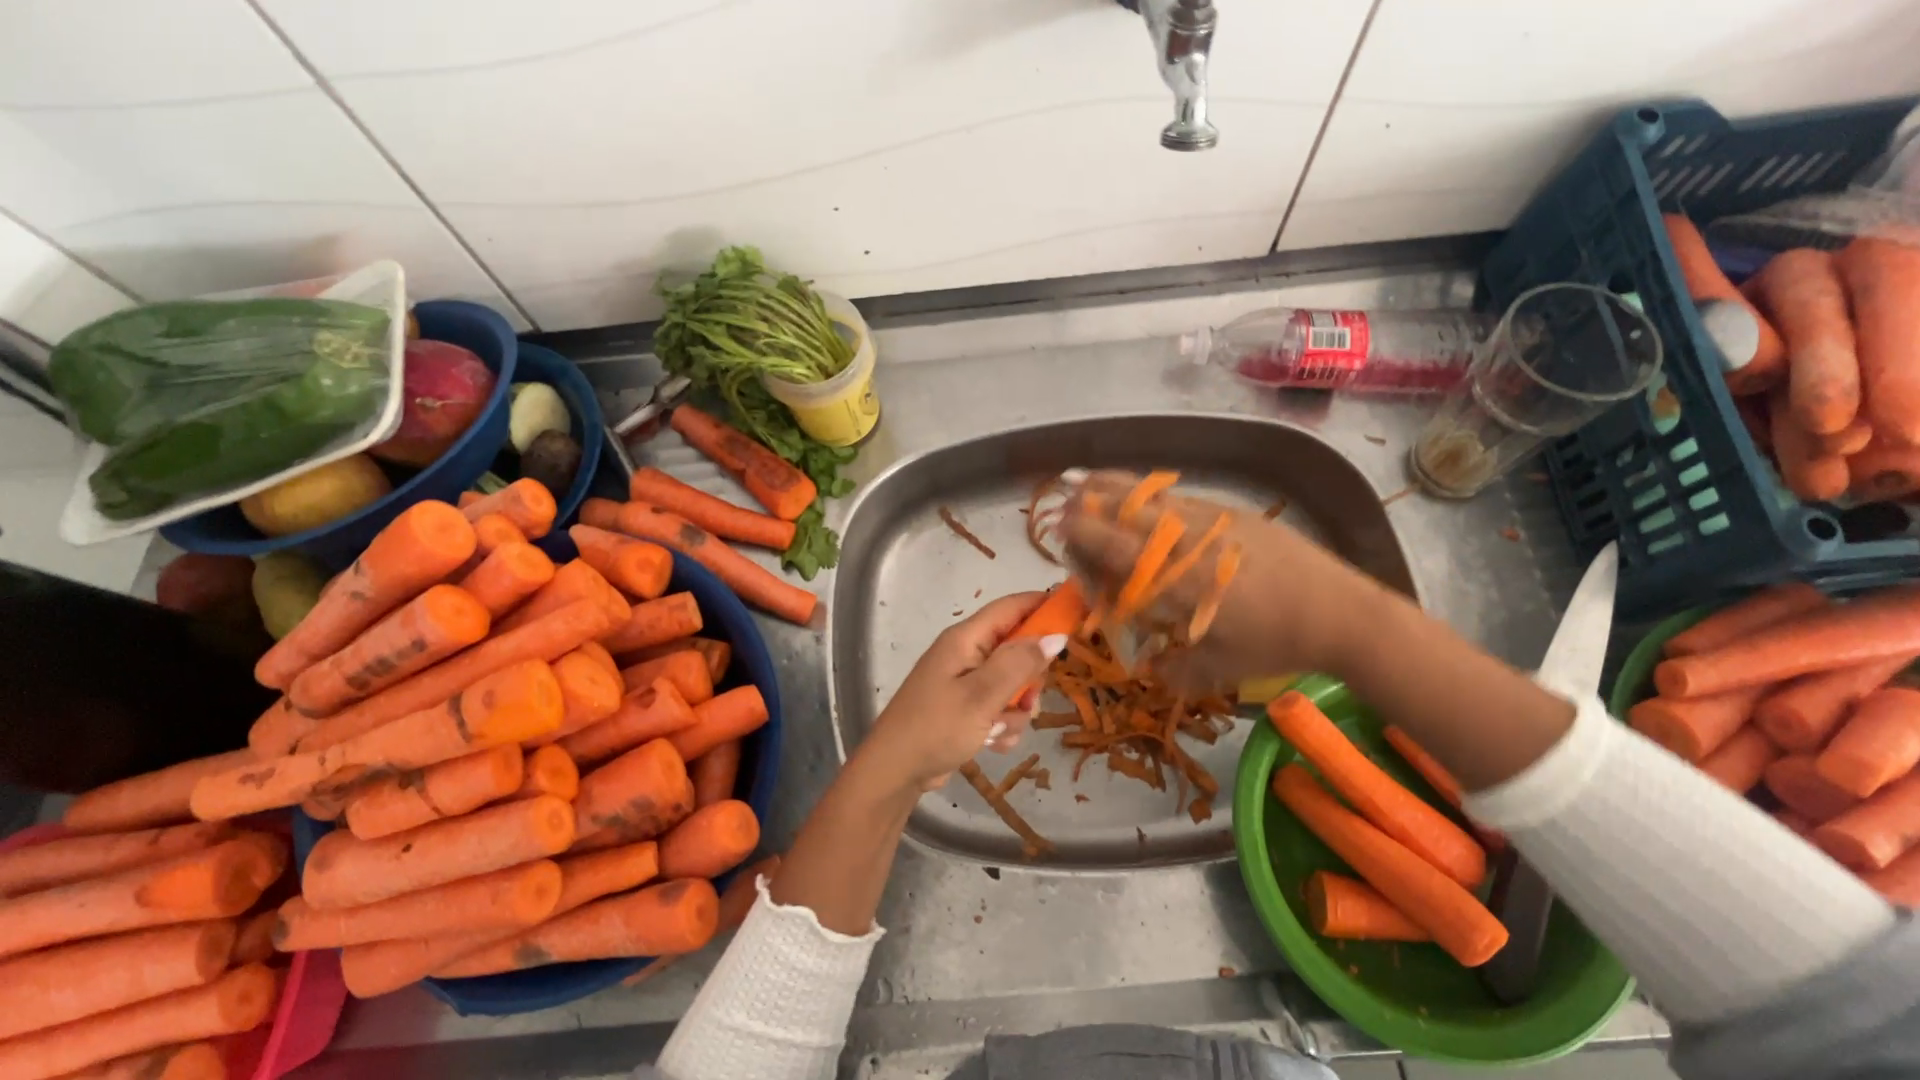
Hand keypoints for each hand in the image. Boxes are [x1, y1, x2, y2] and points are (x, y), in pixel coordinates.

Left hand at [857, 592, 1068, 792]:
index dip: (1044, 607)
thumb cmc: (936, 727)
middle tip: (1026, 699)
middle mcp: (966, 654)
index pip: (1012, 608)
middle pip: (1018, 650)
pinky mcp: (966, 709)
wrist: (896, 772)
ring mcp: (965, 683)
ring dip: (1016, 710)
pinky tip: (992, 743)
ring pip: (1013, 685)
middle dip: (1029, 679)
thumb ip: (1019, 664)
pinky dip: (1003, 726)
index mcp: (966, 639)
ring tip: (999, 729)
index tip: (1077, 616)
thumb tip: (1056, 636)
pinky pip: (1000, 709)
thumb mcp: (982, 696)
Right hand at [1061, 470, 1389, 691]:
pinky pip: (1180, 497)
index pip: (1114, 546)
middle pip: (1126, 508)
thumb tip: (1147, 666)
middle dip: (1089, 502)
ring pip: (1152, 495)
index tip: (1059, 531)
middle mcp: (1186, 540)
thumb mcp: (1217, 668)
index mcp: (1175, 578)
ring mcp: (1211, 520)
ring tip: (1090, 482)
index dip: (1081, 535)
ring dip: (1116, 489)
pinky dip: (1152, 495)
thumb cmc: (1275, 644)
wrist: (1341, 613)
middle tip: (1065, 500)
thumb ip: (1173, 670)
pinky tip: (1147, 499)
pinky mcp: (1233, 513)